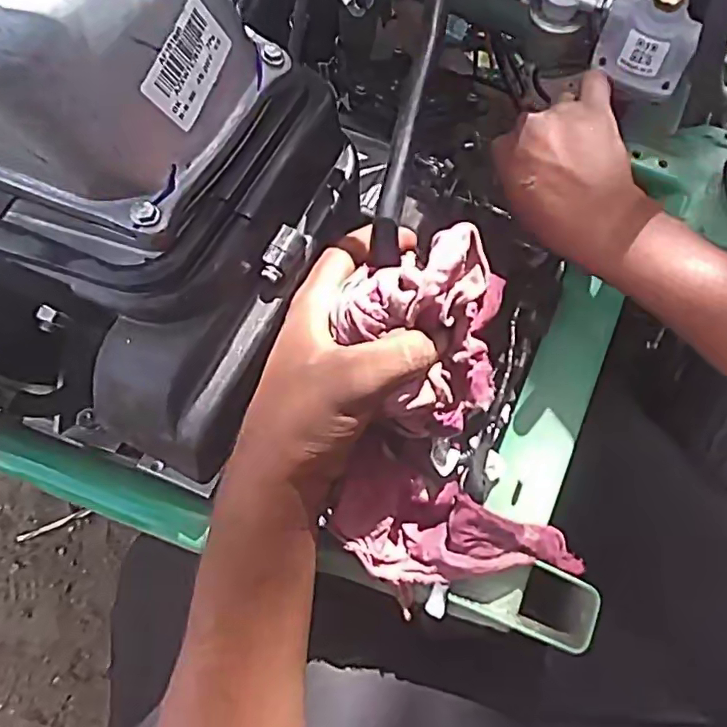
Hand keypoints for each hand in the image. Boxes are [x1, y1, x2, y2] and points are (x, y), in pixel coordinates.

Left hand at [224, 228, 439, 512]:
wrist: (281, 484)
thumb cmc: (298, 420)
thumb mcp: (351, 376)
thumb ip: (402, 352)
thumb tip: (440, 339)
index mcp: (314, 308)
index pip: (344, 253)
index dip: (378, 241)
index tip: (416, 247)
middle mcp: (327, 328)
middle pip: (375, 293)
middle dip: (410, 293)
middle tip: (442, 299)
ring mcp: (341, 361)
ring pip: (387, 332)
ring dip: (415, 333)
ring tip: (445, 333)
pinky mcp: (354, 391)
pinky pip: (391, 366)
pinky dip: (413, 364)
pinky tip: (432, 369)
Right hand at [491, 69, 661, 279]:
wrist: (604, 225)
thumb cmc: (564, 224)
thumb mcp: (519, 207)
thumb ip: (512, 175)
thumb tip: (516, 167)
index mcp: (507, 153)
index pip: (504, 140)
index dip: (518, 151)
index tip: (529, 159)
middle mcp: (531, 127)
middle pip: (530, 120)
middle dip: (541, 136)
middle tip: (556, 156)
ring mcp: (563, 114)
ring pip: (558, 103)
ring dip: (566, 118)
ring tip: (578, 139)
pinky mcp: (595, 110)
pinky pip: (593, 83)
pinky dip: (592, 88)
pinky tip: (592, 97)